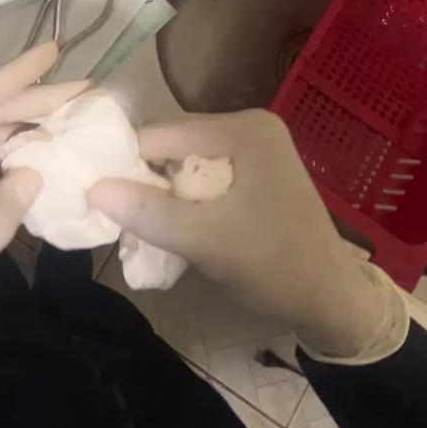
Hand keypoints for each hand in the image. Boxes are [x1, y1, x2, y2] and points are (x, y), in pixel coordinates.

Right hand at [87, 110, 406, 360]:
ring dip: (164, 193)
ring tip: (149, 228)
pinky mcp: (253, 169)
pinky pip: (201, 173)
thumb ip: (150, 213)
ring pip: (182, 161)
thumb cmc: (275, 267)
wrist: (333, 301)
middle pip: (171, 145)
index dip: (130, 166)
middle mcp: (247, 125)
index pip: (163, 135)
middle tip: (128, 222)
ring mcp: (252, 147)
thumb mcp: (207, 241)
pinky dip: (185, 198)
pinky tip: (177, 224)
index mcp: (243, 129)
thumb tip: (92, 190)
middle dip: (148, 182)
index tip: (106, 201)